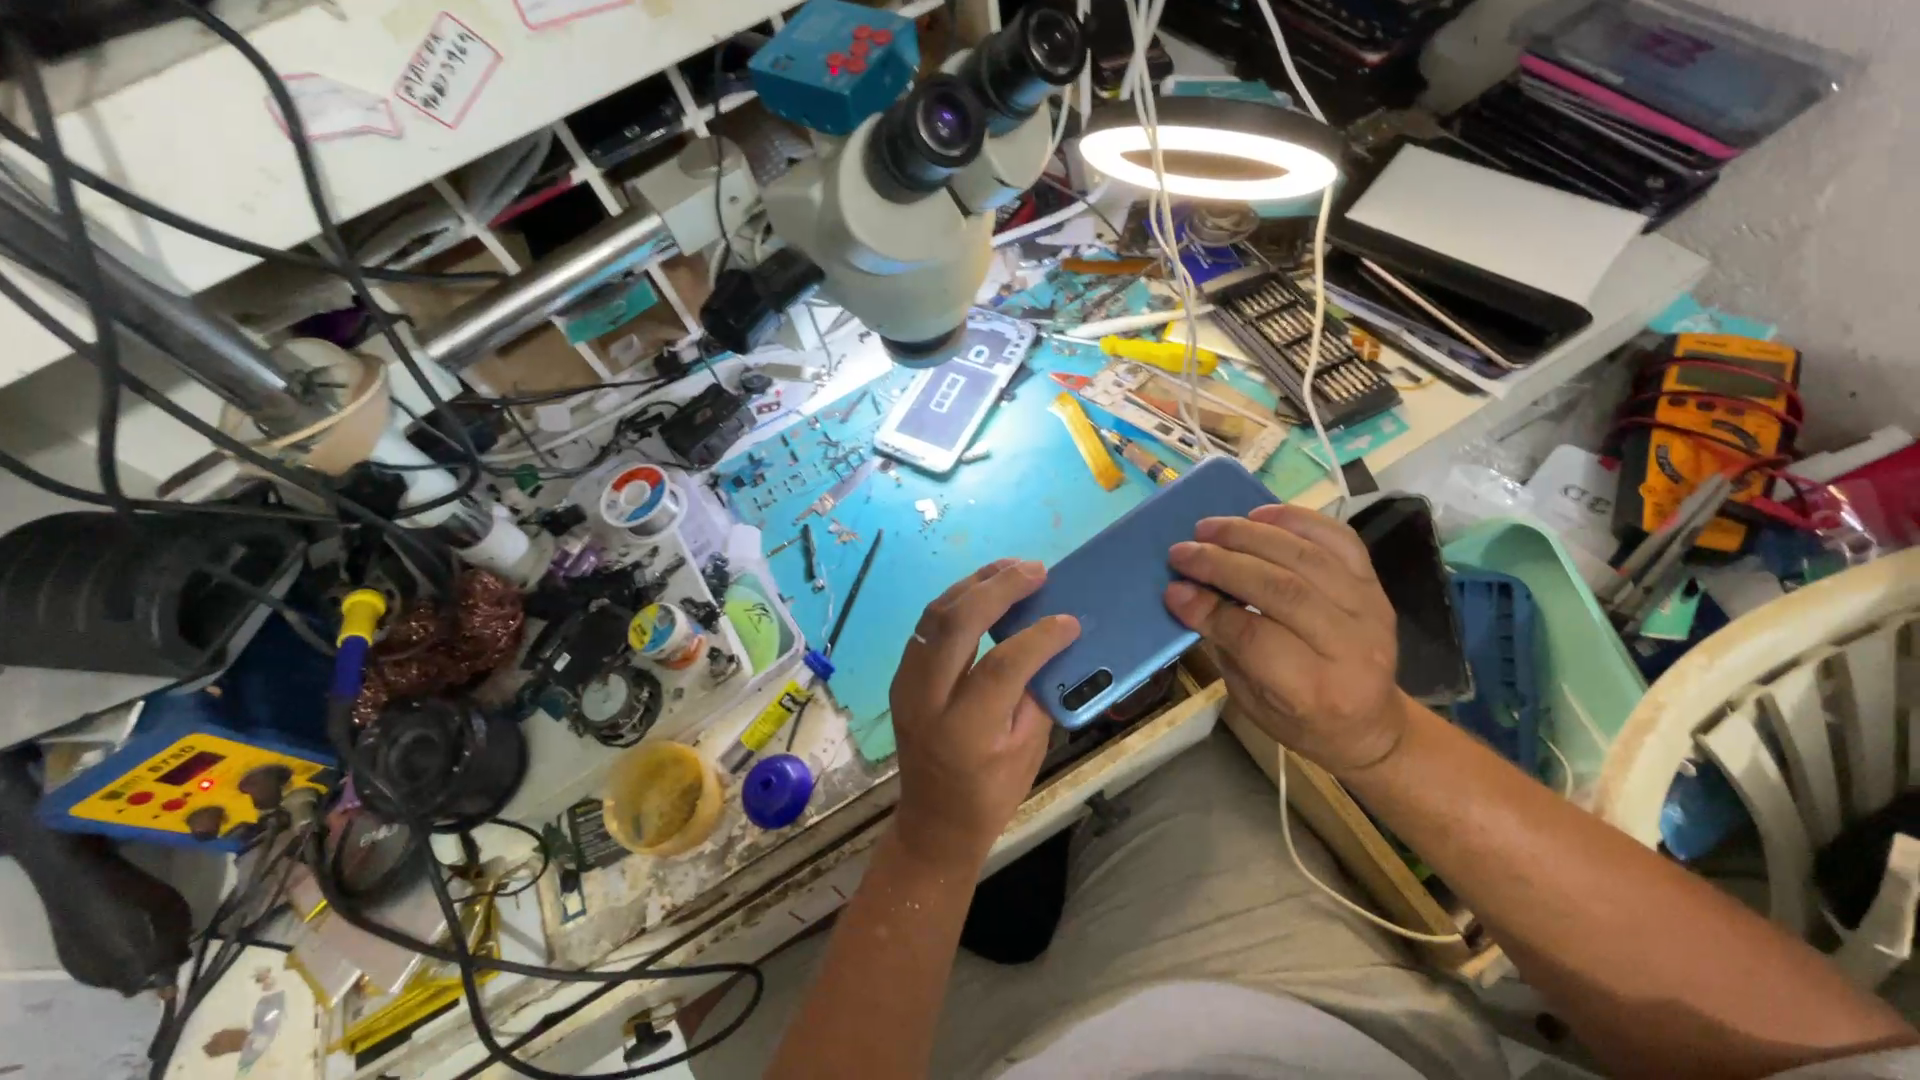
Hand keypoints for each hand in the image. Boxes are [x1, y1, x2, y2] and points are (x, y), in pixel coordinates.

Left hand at [889, 560, 1079, 868]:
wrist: (934, 821)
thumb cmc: (990, 793)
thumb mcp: (1028, 751)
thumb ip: (1037, 693)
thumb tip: (1054, 642)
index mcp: (964, 731)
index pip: (1002, 666)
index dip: (1038, 637)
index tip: (1069, 620)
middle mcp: (926, 701)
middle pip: (956, 624)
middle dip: (998, 588)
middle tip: (1035, 570)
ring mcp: (906, 686)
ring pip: (934, 616)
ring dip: (974, 585)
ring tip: (1012, 569)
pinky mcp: (901, 677)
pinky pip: (927, 627)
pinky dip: (957, 602)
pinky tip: (986, 591)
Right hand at [1163, 504, 1406, 776]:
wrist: (1371, 723)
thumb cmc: (1300, 720)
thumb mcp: (1251, 698)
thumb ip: (1225, 643)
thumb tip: (1185, 592)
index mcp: (1315, 691)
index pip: (1255, 636)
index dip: (1209, 609)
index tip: (1174, 590)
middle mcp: (1351, 647)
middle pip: (1281, 589)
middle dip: (1223, 564)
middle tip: (1182, 552)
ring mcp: (1370, 610)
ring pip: (1306, 557)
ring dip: (1250, 535)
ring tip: (1209, 528)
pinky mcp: (1376, 586)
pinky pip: (1339, 539)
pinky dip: (1297, 520)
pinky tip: (1259, 515)